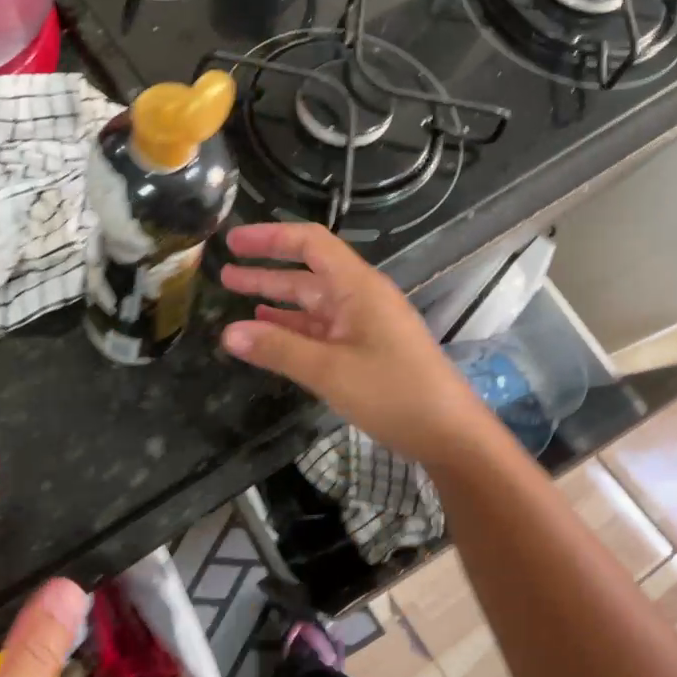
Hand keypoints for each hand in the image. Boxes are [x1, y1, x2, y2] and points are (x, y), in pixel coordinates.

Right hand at [218, 223, 489, 461]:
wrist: (452, 438)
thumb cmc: (395, 394)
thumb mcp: (330, 371)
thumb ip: (277, 349)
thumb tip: (227, 333)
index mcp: (358, 288)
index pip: (310, 243)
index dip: (270, 238)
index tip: (234, 241)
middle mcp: (360, 298)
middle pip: (306, 273)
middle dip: (265, 269)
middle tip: (224, 270)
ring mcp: (364, 325)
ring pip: (310, 303)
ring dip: (274, 299)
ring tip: (234, 295)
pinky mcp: (365, 351)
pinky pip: (320, 329)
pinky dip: (291, 327)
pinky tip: (266, 331)